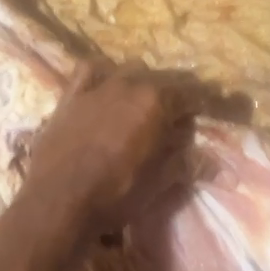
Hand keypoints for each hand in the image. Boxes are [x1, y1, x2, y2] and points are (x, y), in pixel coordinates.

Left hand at [20, 65, 198, 230]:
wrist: (57, 201)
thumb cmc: (116, 194)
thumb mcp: (160, 182)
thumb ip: (185, 162)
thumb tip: (210, 159)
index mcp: (157, 101)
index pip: (193, 92)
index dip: (205, 101)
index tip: (212, 108)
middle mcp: (131, 83)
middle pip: (165, 77)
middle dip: (177, 92)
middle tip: (182, 112)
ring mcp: (98, 85)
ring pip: (131, 69)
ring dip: (144, 82)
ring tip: (146, 102)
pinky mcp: (71, 94)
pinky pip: (92, 70)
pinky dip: (105, 74)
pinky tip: (106, 87)